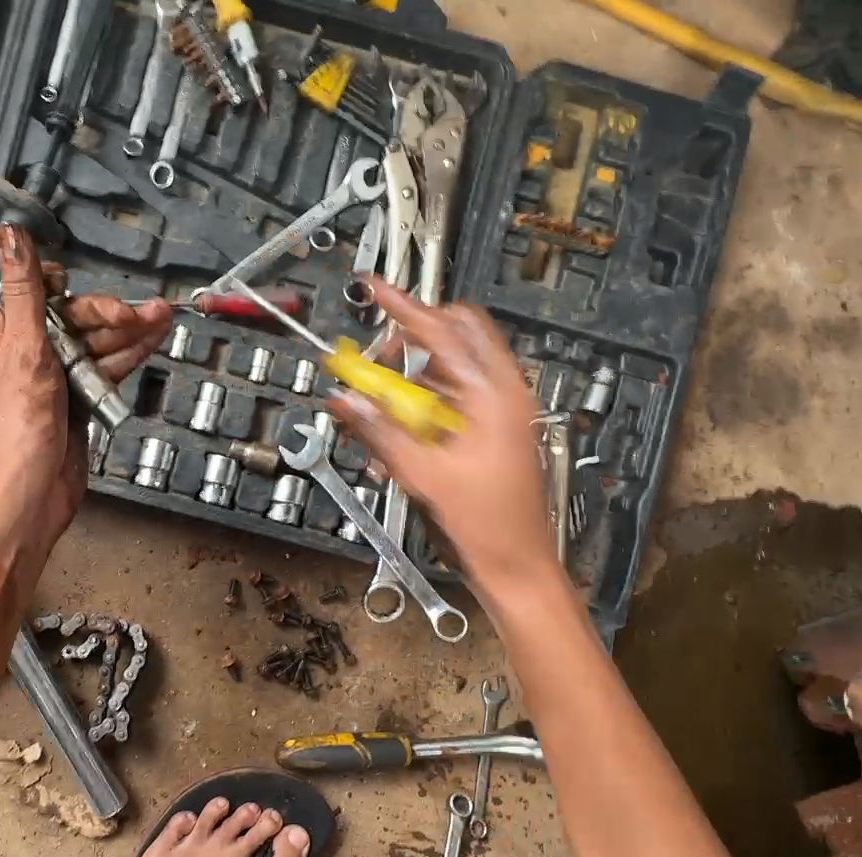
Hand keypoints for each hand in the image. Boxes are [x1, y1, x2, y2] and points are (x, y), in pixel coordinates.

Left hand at [0, 225, 170, 546]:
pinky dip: (126, 356)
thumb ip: (24, 292)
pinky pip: (103, 370)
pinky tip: (152, 340)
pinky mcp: (75, 401)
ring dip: (127, 331)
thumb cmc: (17, 432)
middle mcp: (22, 356)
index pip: (32, 295)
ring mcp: (51, 380)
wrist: (33, 494)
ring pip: (93, 343)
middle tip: (141, 312)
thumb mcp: (22, 350)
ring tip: (161, 318)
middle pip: (70, 318)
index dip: (62, 289)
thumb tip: (11, 237)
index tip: (83, 293)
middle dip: (108, 313)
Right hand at [330, 277, 561, 603]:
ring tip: (381, 408)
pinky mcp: (491, 430)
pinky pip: (453, 399)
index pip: (443, 330)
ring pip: (450, 370)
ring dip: (413, 381)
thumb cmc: (487, 523)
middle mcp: (502, 394)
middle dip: (411, 342)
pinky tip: (401, 436)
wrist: (516, 562)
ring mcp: (500, 412)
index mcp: (494, 394)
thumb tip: (345, 401)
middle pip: (453, 338)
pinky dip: (423, 407)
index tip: (376, 288)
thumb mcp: (422, 474)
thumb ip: (379, 431)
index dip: (404, 306)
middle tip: (377, 360)